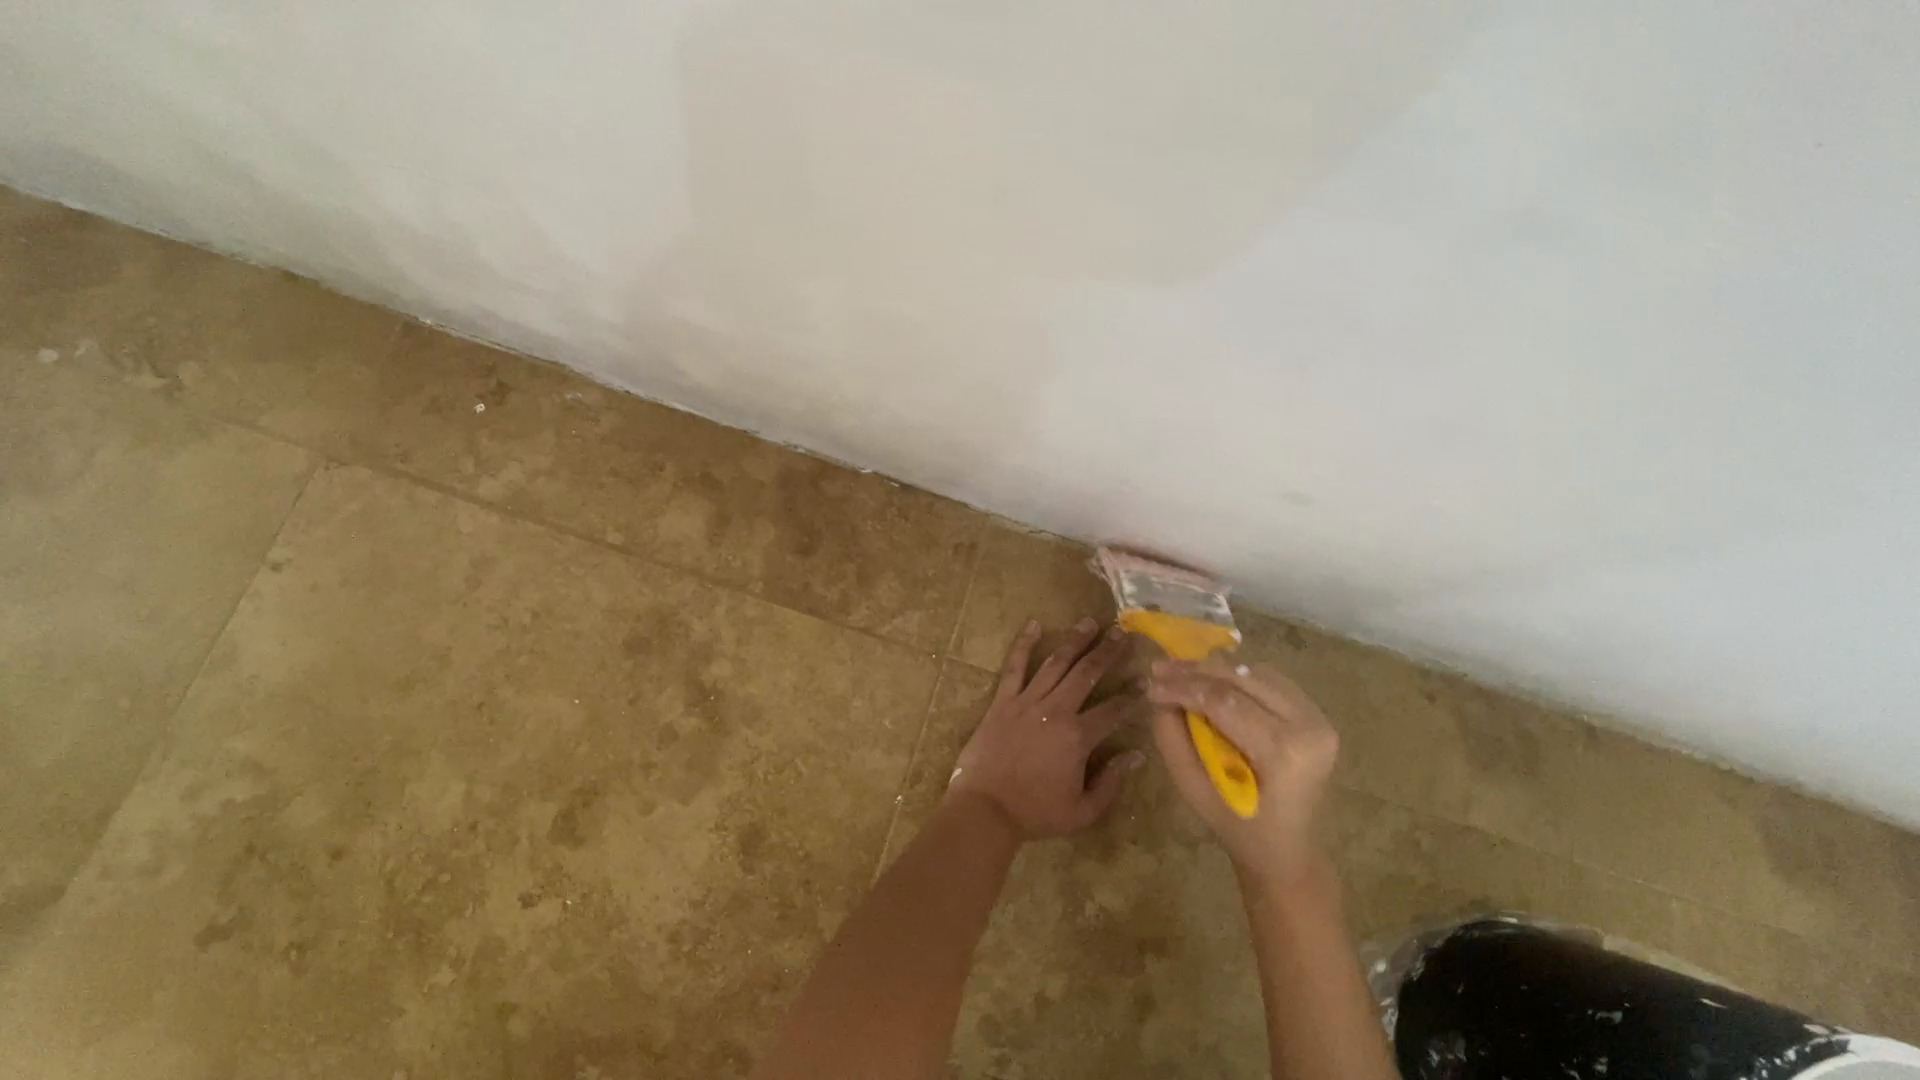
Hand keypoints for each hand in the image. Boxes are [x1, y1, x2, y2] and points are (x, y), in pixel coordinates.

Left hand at [946, 617, 1145, 838]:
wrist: (985, 809)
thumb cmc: (1035, 814)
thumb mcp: (1083, 811)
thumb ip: (1111, 782)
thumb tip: (1136, 756)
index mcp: (1078, 737)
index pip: (1113, 710)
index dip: (1132, 695)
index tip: (1146, 681)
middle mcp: (1056, 711)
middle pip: (1087, 674)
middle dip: (1108, 652)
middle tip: (1122, 633)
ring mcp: (1027, 702)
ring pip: (1056, 663)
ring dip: (1075, 640)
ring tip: (1091, 622)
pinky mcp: (1002, 701)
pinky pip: (1015, 667)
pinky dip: (1024, 644)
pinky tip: (1034, 625)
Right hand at [1147, 658, 1338, 882]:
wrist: (1286, 849)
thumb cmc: (1239, 827)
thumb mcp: (1195, 790)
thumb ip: (1173, 741)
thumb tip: (1160, 697)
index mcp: (1285, 752)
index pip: (1225, 701)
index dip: (1184, 687)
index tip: (1150, 685)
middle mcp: (1310, 726)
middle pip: (1243, 678)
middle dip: (1196, 671)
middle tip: (1158, 668)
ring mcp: (1318, 717)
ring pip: (1257, 673)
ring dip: (1215, 669)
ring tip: (1179, 671)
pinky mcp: (1316, 714)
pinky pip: (1270, 681)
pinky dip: (1236, 676)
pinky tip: (1209, 680)